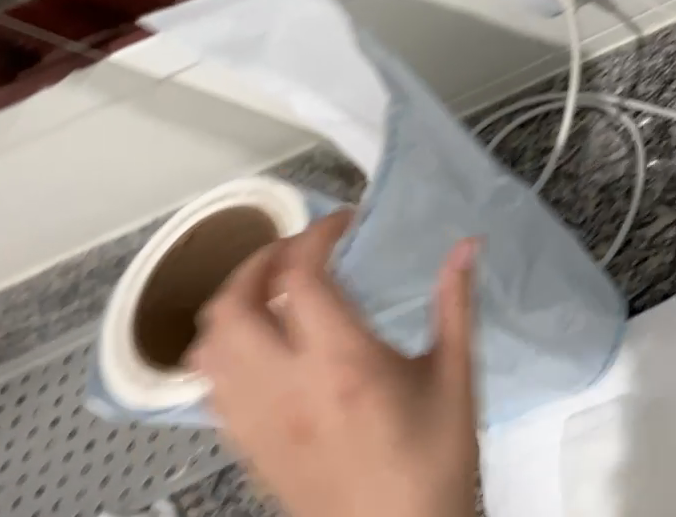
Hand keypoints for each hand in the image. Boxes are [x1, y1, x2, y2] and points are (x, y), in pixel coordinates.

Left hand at [189, 210, 480, 516]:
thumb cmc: (437, 455)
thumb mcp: (458, 373)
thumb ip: (456, 302)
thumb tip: (467, 245)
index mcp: (343, 362)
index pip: (300, 277)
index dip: (316, 234)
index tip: (346, 221)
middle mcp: (285, 387)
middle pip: (232, 304)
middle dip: (261, 260)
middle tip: (303, 247)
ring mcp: (255, 420)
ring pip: (208, 345)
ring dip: (234, 301)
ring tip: (277, 288)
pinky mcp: (245, 445)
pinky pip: (210, 383)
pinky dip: (225, 346)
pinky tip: (263, 342)